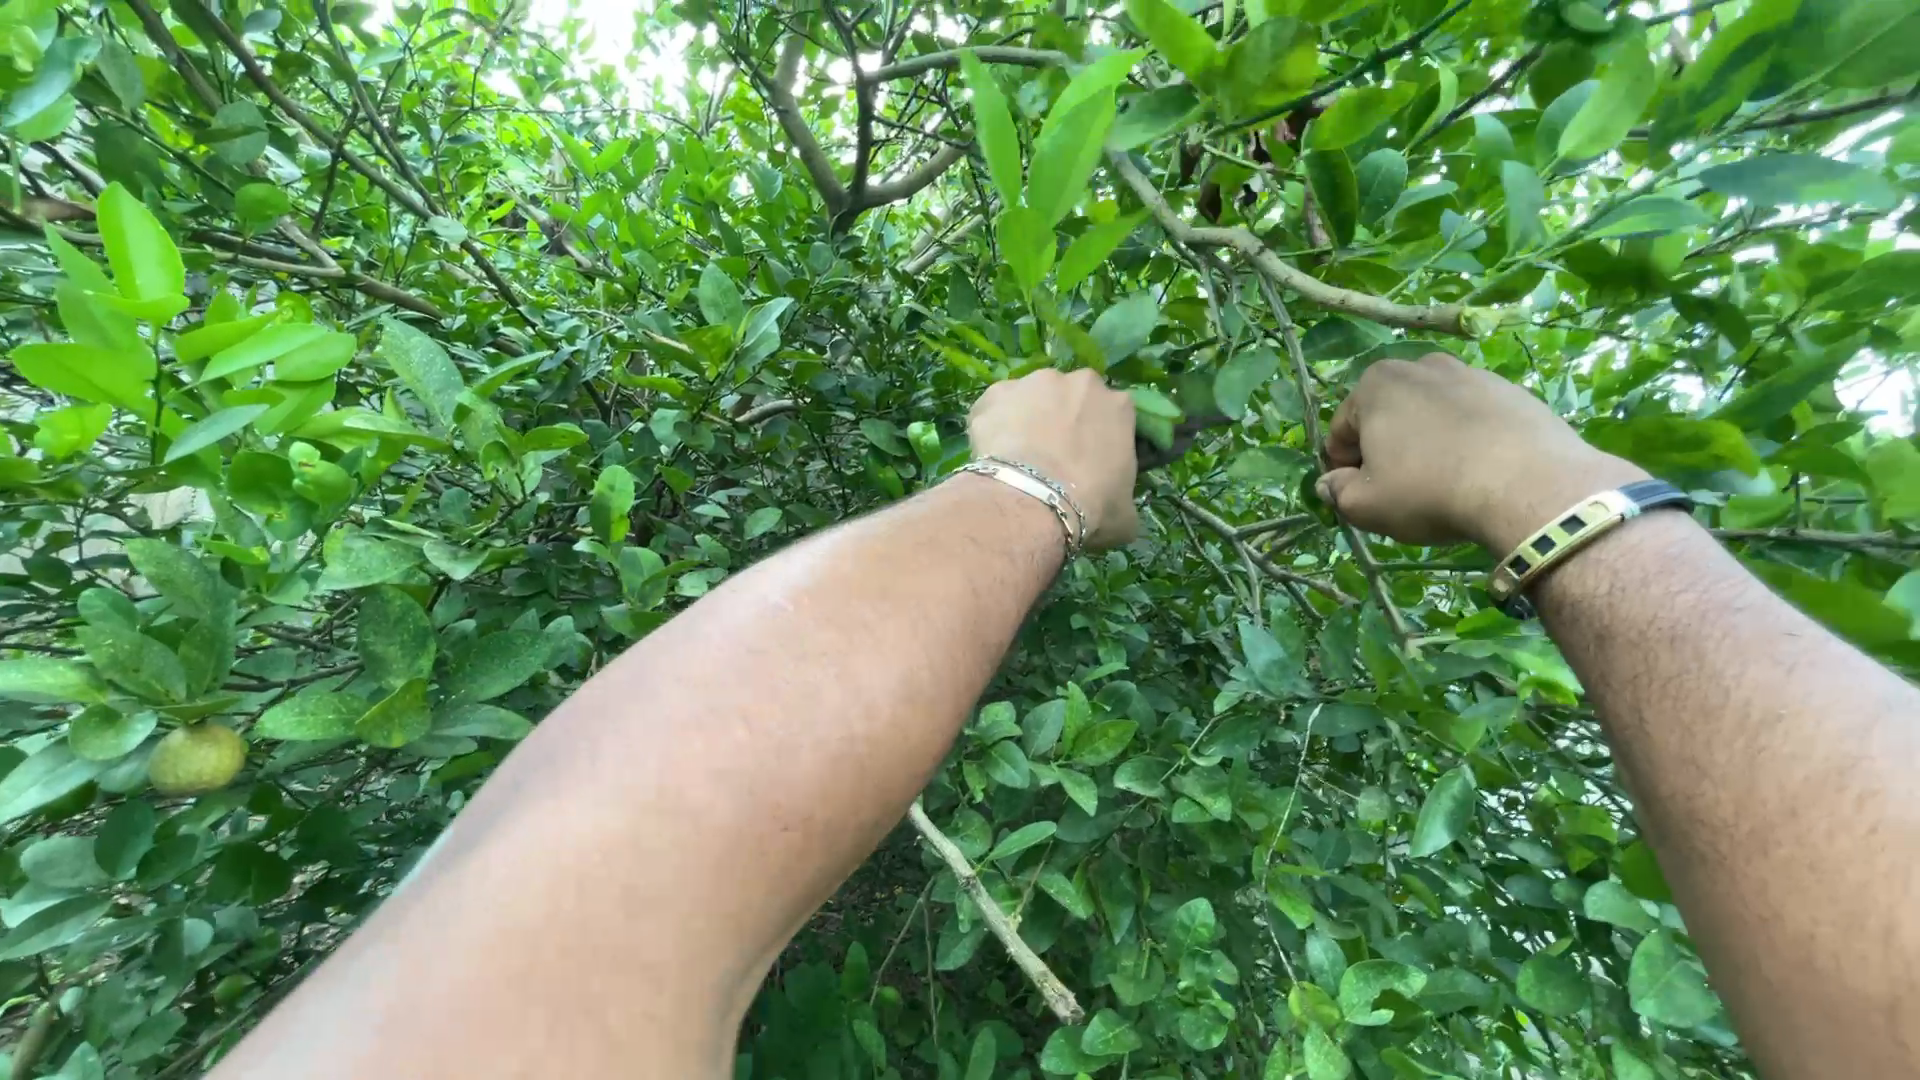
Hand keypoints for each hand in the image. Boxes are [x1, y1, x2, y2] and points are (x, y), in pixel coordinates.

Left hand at [968, 369, 1139, 548]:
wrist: (1035, 501)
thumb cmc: (1090, 507)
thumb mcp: (1125, 515)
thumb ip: (1123, 499)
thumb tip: (1117, 512)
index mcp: (1119, 405)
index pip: (1111, 416)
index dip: (1097, 438)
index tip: (1086, 461)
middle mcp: (1078, 382)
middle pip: (1070, 398)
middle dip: (1061, 421)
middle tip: (1049, 459)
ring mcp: (1034, 382)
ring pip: (1030, 399)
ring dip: (1025, 419)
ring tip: (1016, 459)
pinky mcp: (997, 392)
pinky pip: (994, 409)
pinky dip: (992, 426)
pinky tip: (991, 454)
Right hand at [1316, 353, 1648, 554]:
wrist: (1529, 487)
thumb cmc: (1428, 490)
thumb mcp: (1364, 505)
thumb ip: (1336, 492)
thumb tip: (1328, 484)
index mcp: (1376, 384)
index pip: (1342, 430)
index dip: (1343, 467)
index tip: (1358, 494)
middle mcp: (1422, 366)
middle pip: (1388, 416)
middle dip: (1386, 448)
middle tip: (1399, 488)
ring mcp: (1473, 374)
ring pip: (1431, 415)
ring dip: (1426, 442)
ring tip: (1441, 481)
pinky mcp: (1514, 392)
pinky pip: (1473, 418)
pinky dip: (1467, 440)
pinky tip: (1477, 473)